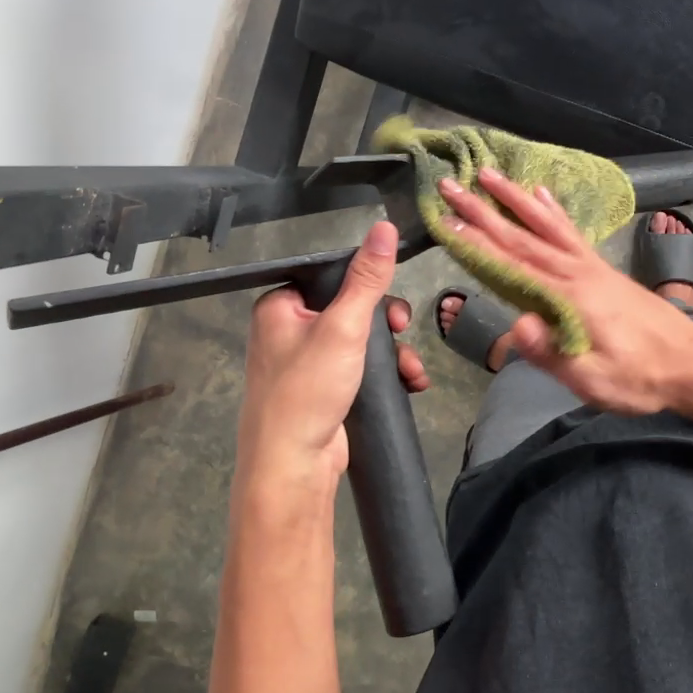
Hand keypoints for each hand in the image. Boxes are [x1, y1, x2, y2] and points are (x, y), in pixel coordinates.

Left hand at [237, 221, 428, 492]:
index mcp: (280, 307)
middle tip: (403, 335)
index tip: (393, 309)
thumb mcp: (344, 327)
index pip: (331, 278)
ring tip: (412, 372)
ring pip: (362, 342)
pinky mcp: (322, 391)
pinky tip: (408, 384)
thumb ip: (368, 279)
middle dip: (388, 327)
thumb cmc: (308, 390)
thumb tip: (384, 228)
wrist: (293, 464)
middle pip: (352, 310)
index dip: (368, 287)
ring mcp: (306, 364)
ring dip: (394, 354)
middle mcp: (288, 331)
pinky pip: (360, 369)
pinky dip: (385, 374)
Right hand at [437, 169, 692, 414]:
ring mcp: (592, 267)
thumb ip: (553, 351)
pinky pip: (572, 233)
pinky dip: (555, 212)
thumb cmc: (640, 377)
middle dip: (483, 211)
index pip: (512, 265)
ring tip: (489, 173)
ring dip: (515, 199)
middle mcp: (577, 272)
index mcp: (568, 297)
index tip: (445, 220)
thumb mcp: (592, 377)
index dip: (476, 243)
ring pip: (546, 225)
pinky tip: (542, 194)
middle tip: (450, 185)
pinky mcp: (604, 269)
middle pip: (522, 236)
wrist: (691, 362)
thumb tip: (516, 325)